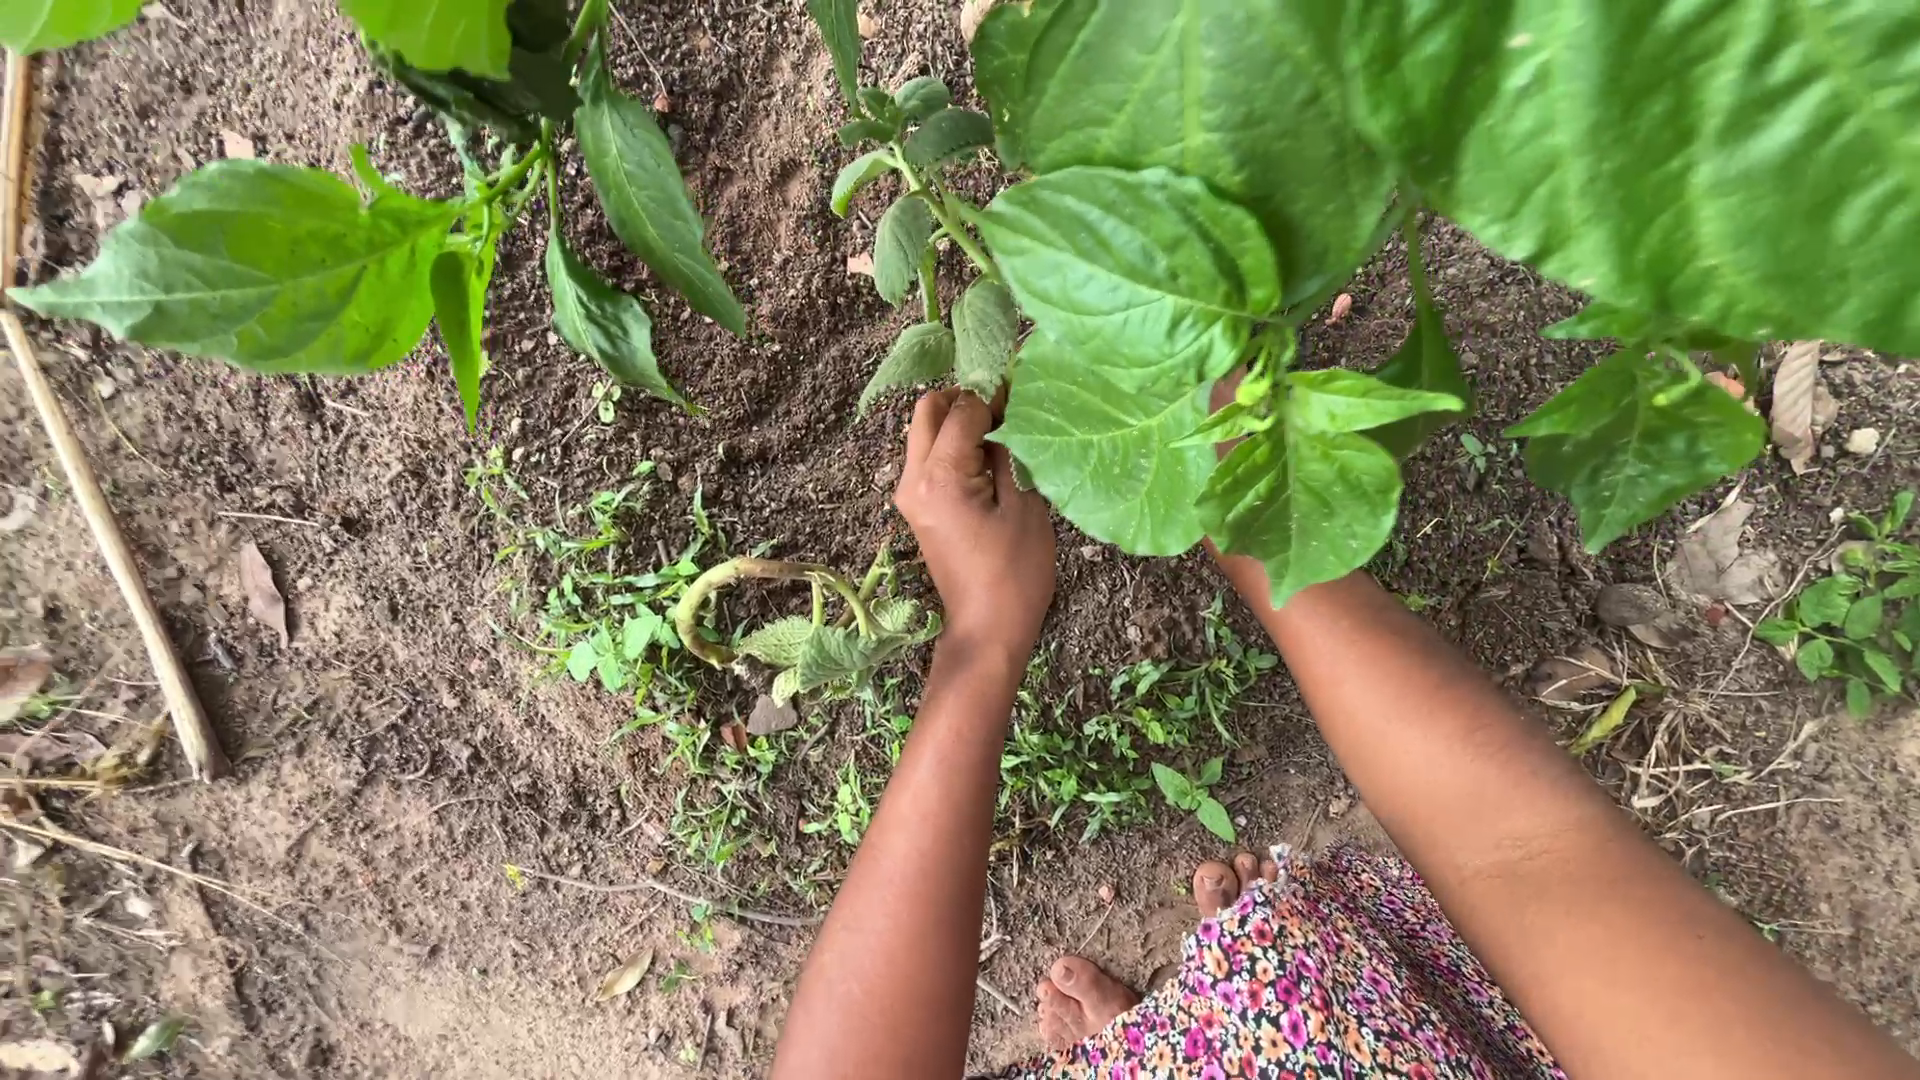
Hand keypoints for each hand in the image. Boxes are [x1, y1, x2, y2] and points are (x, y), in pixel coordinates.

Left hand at [893, 390, 1055, 658]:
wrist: (987, 628)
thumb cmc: (1015, 573)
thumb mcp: (1024, 504)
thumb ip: (1011, 451)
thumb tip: (1006, 413)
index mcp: (939, 476)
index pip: (961, 410)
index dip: (993, 397)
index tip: (1021, 399)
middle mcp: (912, 478)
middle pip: (928, 410)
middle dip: (965, 401)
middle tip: (1005, 414)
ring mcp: (909, 494)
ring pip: (925, 432)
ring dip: (958, 424)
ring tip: (1002, 440)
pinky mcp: (917, 507)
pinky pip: (929, 458)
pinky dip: (953, 447)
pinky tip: (988, 463)